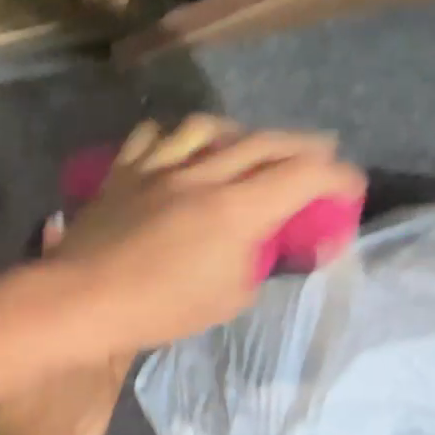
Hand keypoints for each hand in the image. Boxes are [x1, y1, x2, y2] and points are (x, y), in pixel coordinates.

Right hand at [0, 217, 133, 434]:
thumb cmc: (10, 404)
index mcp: (50, 327)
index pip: (54, 280)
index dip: (54, 251)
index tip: (57, 224)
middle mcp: (83, 334)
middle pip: (85, 290)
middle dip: (78, 263)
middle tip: (78, 234)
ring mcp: (103, 356)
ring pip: (109, 312)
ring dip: (107, 288)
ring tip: (110, 261)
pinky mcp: (114, 378)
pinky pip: (125, 341)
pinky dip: (129, 322)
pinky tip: (136, 308)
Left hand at [57, 115, 365, 349]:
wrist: (85, 293)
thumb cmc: (162, 306)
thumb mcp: (233, 293)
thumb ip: (259, 257)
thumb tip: (274, 237)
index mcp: (235, 209)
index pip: (302, 175)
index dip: (337, 176)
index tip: (349, 185)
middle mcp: (197, 177)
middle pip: (260, 142)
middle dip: (300, 145)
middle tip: (320, 153)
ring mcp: (154, 169)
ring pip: (202, 128)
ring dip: (237, 131)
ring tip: (248, 143)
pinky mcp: (120, 172)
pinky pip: (149, 136)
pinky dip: (173, 135)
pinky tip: (181, 146)